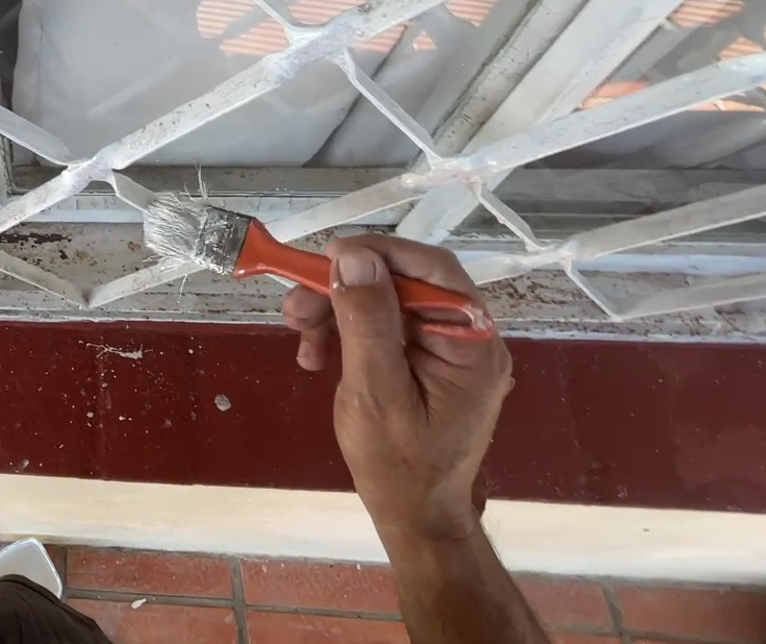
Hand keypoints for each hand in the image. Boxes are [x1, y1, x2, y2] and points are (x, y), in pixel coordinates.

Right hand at [282, 235, 511, 541]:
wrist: (411, 513)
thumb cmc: (398, 463)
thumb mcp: (375, 391)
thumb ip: (367, 321)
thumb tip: (353, 257)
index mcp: (469, 343)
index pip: (432, 270)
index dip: (379, 252)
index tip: (327, 258)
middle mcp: (462, 336)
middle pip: (397, 282)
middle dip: (341, 289)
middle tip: (296, 308)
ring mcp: (440, 346)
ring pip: (378, 298)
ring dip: (331, 309)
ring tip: (300, 338)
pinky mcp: (417, 356)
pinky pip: (374, 322)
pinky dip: (339, 330)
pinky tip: (316, 354)